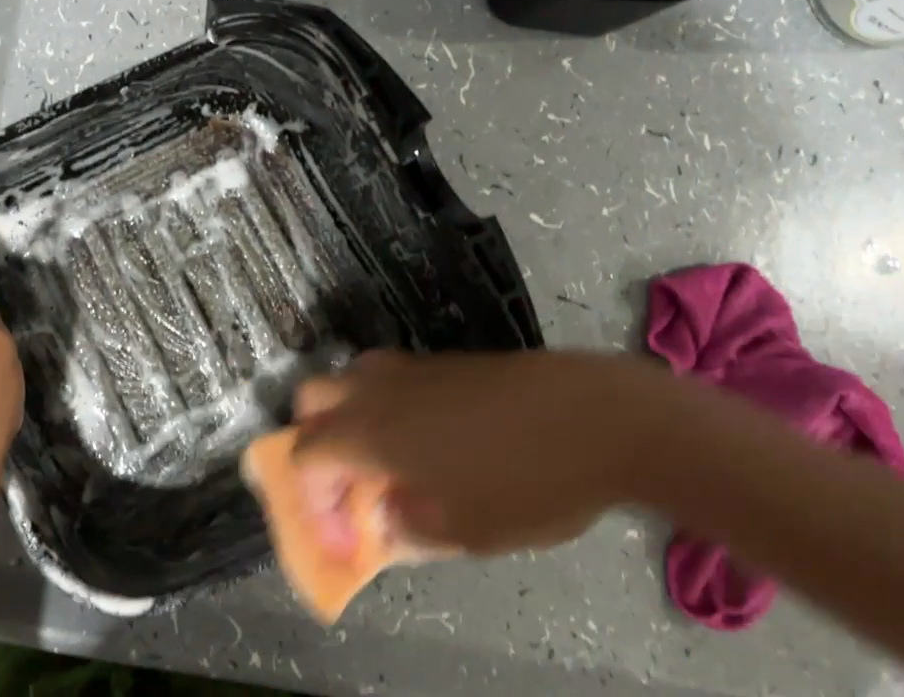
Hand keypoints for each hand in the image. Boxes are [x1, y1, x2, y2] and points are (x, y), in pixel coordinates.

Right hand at [292, 350, 668, 556]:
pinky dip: (381, 404)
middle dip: (314, 443)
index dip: (313, 503)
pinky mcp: (442, 362)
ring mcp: (409, 370)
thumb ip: (410, 530)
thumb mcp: (468, 532)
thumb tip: (383, 521)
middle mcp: (376, 392)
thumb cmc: (528, 481)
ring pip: (347, 379)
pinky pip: (386, 376)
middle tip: (345, 485)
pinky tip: (424, 438)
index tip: (344, 542)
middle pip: (311, 403)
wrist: (598, 416)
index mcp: (371, 434)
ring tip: (379, 459)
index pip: (305, 457)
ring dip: (346, 417)